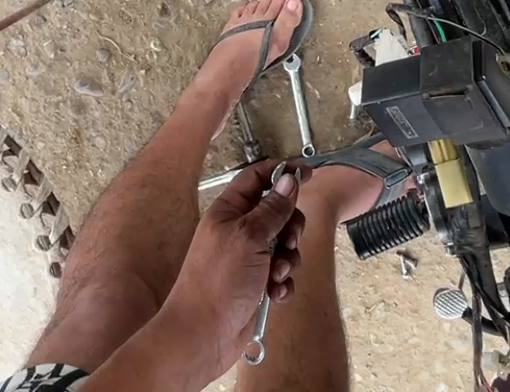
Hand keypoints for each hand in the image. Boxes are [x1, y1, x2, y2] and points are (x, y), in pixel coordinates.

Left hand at [153, 159, 305, 381]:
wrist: (202, 336)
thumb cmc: (217, 281)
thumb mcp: (248, 237)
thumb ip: (272, 209)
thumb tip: (288, 179)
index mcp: (230, 210)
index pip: (258, 178)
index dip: (282, 172)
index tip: (307, 174)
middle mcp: (240, 230)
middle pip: (277, 211)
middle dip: (290, 225)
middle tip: (289, 239)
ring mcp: (249, 258)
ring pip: (283, 244)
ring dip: (287, 258)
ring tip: (277, 274)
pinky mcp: (257, 283)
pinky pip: (282, 273)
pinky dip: (283, 282)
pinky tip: (275, 293)